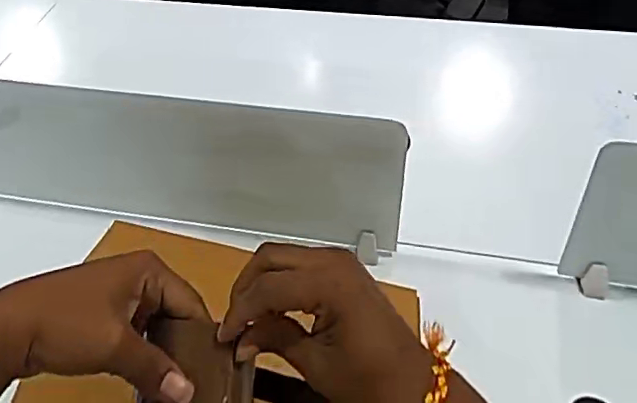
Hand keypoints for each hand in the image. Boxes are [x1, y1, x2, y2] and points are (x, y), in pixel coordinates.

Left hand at [0, 251, 206, 402]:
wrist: (12, 327)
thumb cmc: (61, 319)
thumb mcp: (114, 346)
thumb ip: (154, 368)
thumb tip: (184, 389)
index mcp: (148, 269)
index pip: (190, 303)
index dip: (201, 338)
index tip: (210, 370)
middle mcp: (139, 276)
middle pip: (175, 315)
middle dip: (181, 351)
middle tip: (191, 385)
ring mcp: (122, 294)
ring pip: (156, 328)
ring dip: (162, 358)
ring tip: (171, 389)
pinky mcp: (107, 313)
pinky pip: (138, 335)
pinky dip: (144, 358)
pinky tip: (147, 383)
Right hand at [217, 243, 428, 402]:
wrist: (411, 381)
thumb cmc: (373, 378)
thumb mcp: (318, 365)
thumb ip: (277, 339)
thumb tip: (243, 336)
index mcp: (329, 280)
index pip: (268, 285)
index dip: (240, 310)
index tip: (225, 335)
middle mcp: (332, 259)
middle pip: (271, 257)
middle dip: (246, 287)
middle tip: (233, 322)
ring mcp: (338, 260)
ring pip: (283, 255)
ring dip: (262, 281)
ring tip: (248, 318)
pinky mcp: (341, 267)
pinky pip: (300, 263)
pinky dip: (280, 280)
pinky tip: (272, 308)